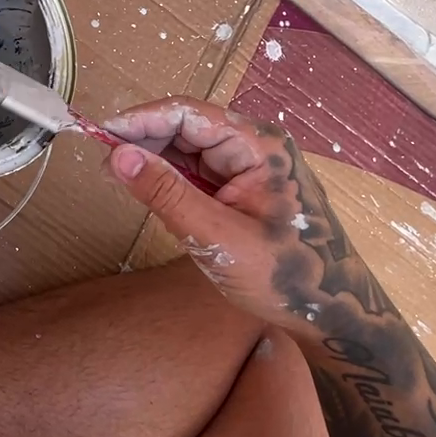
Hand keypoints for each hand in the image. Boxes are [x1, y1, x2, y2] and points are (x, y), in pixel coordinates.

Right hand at [102, 96, 378, 331]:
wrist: (337, 323)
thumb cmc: (285, 279)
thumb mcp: (216, 236)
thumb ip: (164, 192)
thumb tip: (115, 155)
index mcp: (258, 146)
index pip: (185, 114)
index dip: (139, 120)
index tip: (98, 135)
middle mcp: (253, 146)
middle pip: (183, 125)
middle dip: (141, 140)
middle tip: (104, 165)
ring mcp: (248, 165)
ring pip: (185, 146)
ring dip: (152, 159)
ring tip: (120, 179)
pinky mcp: (241, 185)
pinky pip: (194, 168)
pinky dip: (167, 176)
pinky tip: (150, 191)